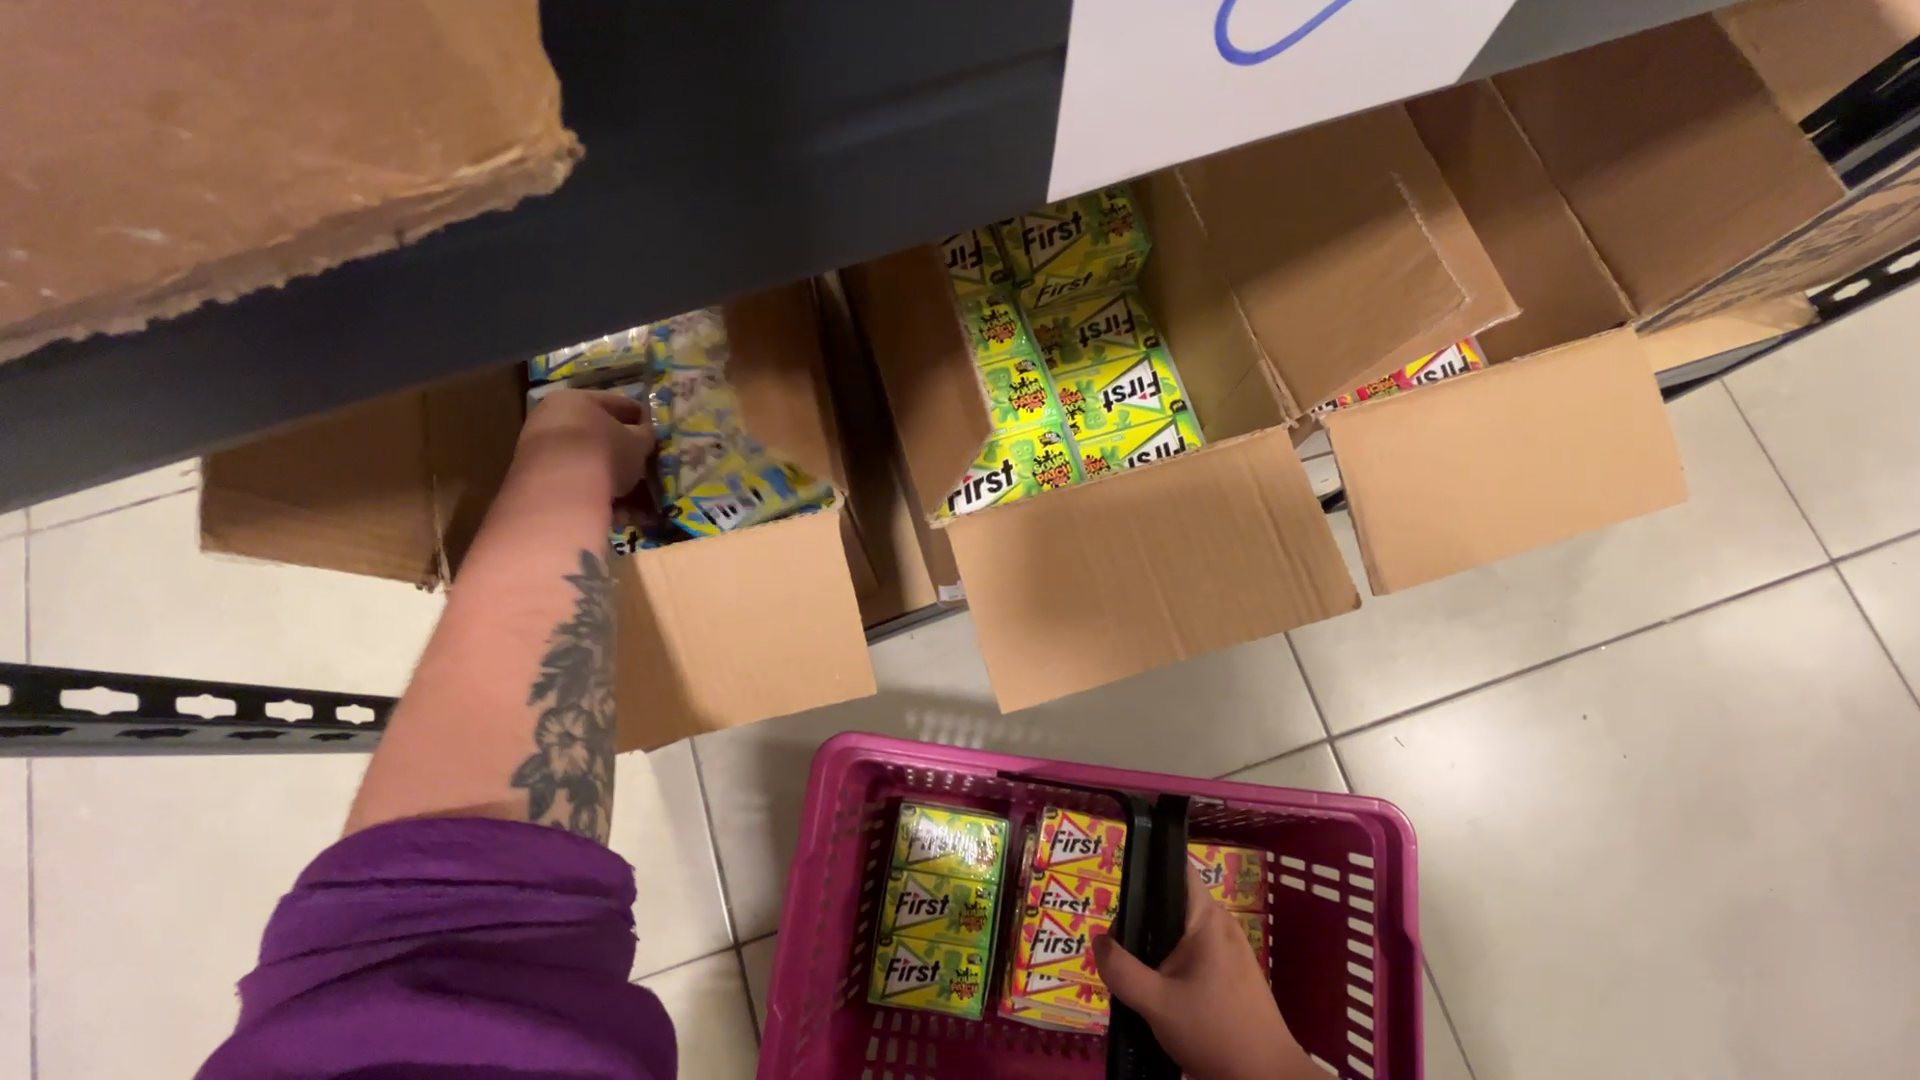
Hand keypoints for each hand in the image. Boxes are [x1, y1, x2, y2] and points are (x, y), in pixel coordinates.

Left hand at [518, 389, 654, 498]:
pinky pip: (573, 478)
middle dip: (621, 448)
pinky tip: (612, 504)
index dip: (641, 417)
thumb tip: (645, 434)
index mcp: (576, 399)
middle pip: (597, 431)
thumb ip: (645, 436)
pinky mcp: (535, 475)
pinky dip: (593, 487)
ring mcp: (538, 446)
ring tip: (630, 490)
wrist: (559, 490)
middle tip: (640, 461)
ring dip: (608, 471)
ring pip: (585, 457)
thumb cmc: (604, 453)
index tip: (655, 432)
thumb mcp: (637, 443)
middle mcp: (551, 416)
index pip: (618, 403)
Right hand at [1093, 868, 1319, 1079]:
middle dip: (1141, 924)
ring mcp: (1230, 950)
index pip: (1175, 869)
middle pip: (1169, 905)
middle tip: (1120, 954)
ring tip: (1136, 979)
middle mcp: (1220, 923)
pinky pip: (1192, 955)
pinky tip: (1160, 996)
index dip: (1145, 870)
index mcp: (1206, 917)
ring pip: (1179, 934)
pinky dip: (1171, 967)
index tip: (1119, 893)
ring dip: (1154, 951)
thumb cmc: (1214, 1033)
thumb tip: (1098, 941)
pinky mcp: (1233, 975)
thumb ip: (1120, 970)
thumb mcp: (1156, 1003)